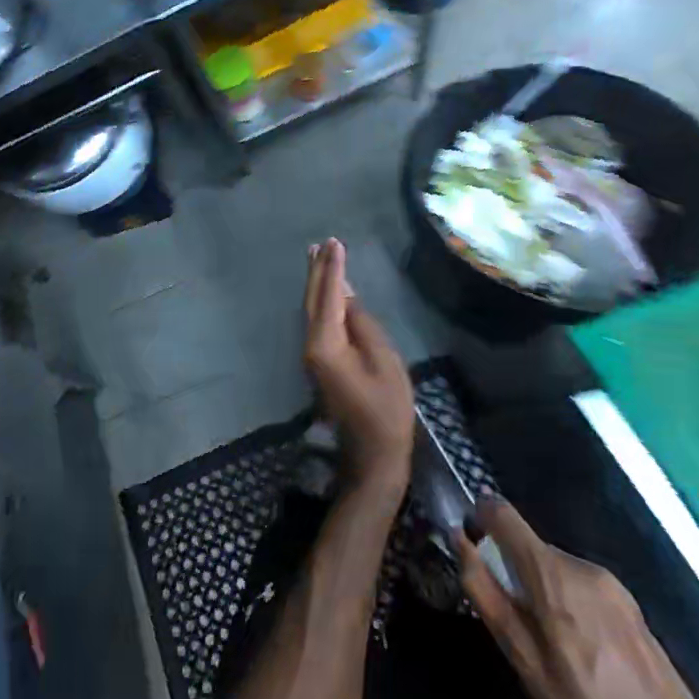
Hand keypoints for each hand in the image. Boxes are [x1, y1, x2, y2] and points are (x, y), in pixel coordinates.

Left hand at [303, 238, 414, 492]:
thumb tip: (348, 297)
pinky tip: (326, 293)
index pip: (329, 296)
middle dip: (317, 271)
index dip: (333, 268)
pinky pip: (317, 323)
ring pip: (311, 312)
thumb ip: (363, 325)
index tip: (334, 242)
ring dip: (316, 284)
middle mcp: (311, 347)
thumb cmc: (386, 410)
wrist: (371, 456)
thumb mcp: (384, 361)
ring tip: (318, 258)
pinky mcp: (319, 365)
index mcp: (326, 344)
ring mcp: (312, 358)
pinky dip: (321, 302)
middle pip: (313, 301)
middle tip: (320, 244)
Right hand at [460, 500, 698, 698]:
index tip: (471, 542)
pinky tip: (581, 644)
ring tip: (551, 640)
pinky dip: (569, 600)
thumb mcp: (523, 657)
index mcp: (552, 574)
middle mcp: (581, 564)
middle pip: (530, 546)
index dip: (480, 517)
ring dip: (542, 588)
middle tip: (516, 619)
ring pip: (556, 566)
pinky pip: (582, 583)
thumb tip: (458, 539)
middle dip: (515, 570)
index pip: (503, 513)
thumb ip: (485, 593)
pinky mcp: (630, 599)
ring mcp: (611, 580)